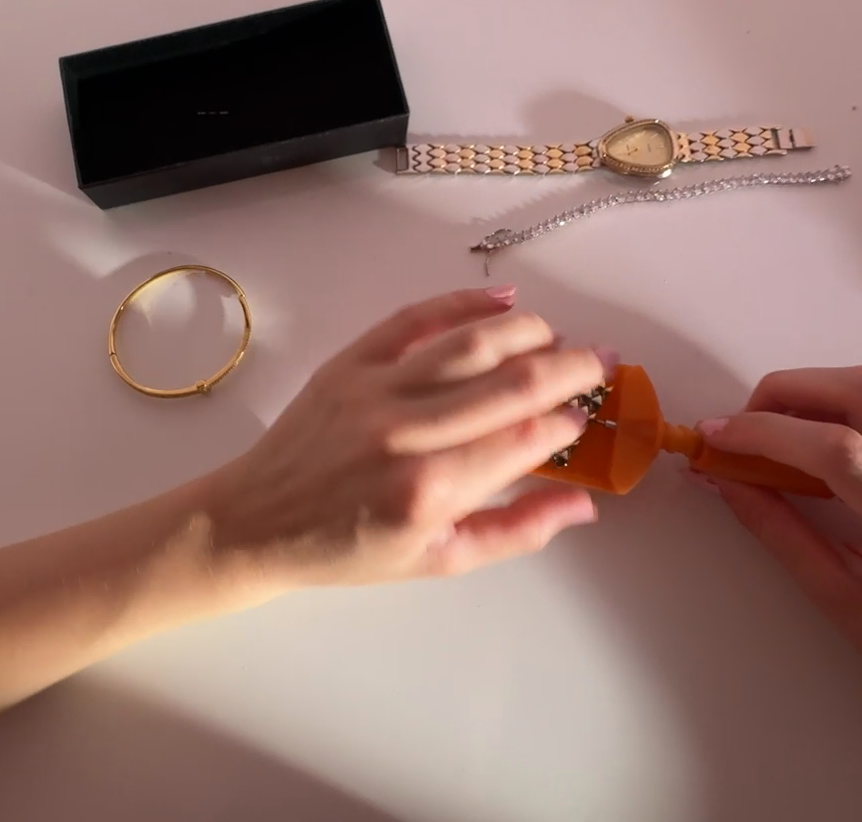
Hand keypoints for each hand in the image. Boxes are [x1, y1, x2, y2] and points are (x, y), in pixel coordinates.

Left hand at [204, 287, 607, 590]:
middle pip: (509, 384)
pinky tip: (502, 300)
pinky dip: (461, 302)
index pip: (523, 440)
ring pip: (469, 344)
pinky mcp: (349, 361)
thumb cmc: (350, 548)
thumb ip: (514, 531)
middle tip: (601, 360)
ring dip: (526, 332)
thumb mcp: (436, 561)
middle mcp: (405, 432)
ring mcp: (374, 388)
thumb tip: (584, 502)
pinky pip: (414, 318)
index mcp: (430, 490)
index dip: (565, 422)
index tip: (584, 417)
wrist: (260, 517)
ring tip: (558, 335)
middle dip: (568, 368)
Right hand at [694, 366, 861, 735]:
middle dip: (789, 389)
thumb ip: (777, 531)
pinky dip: (839, 417)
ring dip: (813, 395)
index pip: (843, 453)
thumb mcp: (841, 603)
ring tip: (771, 432)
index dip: (767, 433)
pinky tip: (812, 453)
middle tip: (743, 420)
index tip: (716, 436)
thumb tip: (722, 478)